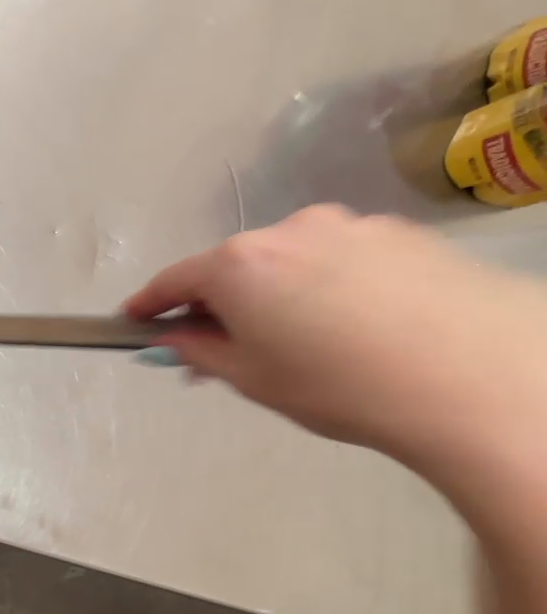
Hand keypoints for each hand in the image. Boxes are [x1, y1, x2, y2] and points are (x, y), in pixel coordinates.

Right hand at [125, 205, 546, 470]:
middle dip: (218, 302)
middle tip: (217, 346)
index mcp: (239, 263)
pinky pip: (343, 260)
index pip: (173, 280)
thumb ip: (198, 350)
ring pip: (292, 261)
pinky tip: (349, 329)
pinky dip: (327, 287)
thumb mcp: (248, 377)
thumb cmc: (336, 384)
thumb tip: (175, 337)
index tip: (132, 321)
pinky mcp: (411, 238)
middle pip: (234, 266)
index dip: (147, 304)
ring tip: (294, 341)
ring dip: (275, 293)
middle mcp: (292, 231)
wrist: (481, 380)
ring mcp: (356, 229)